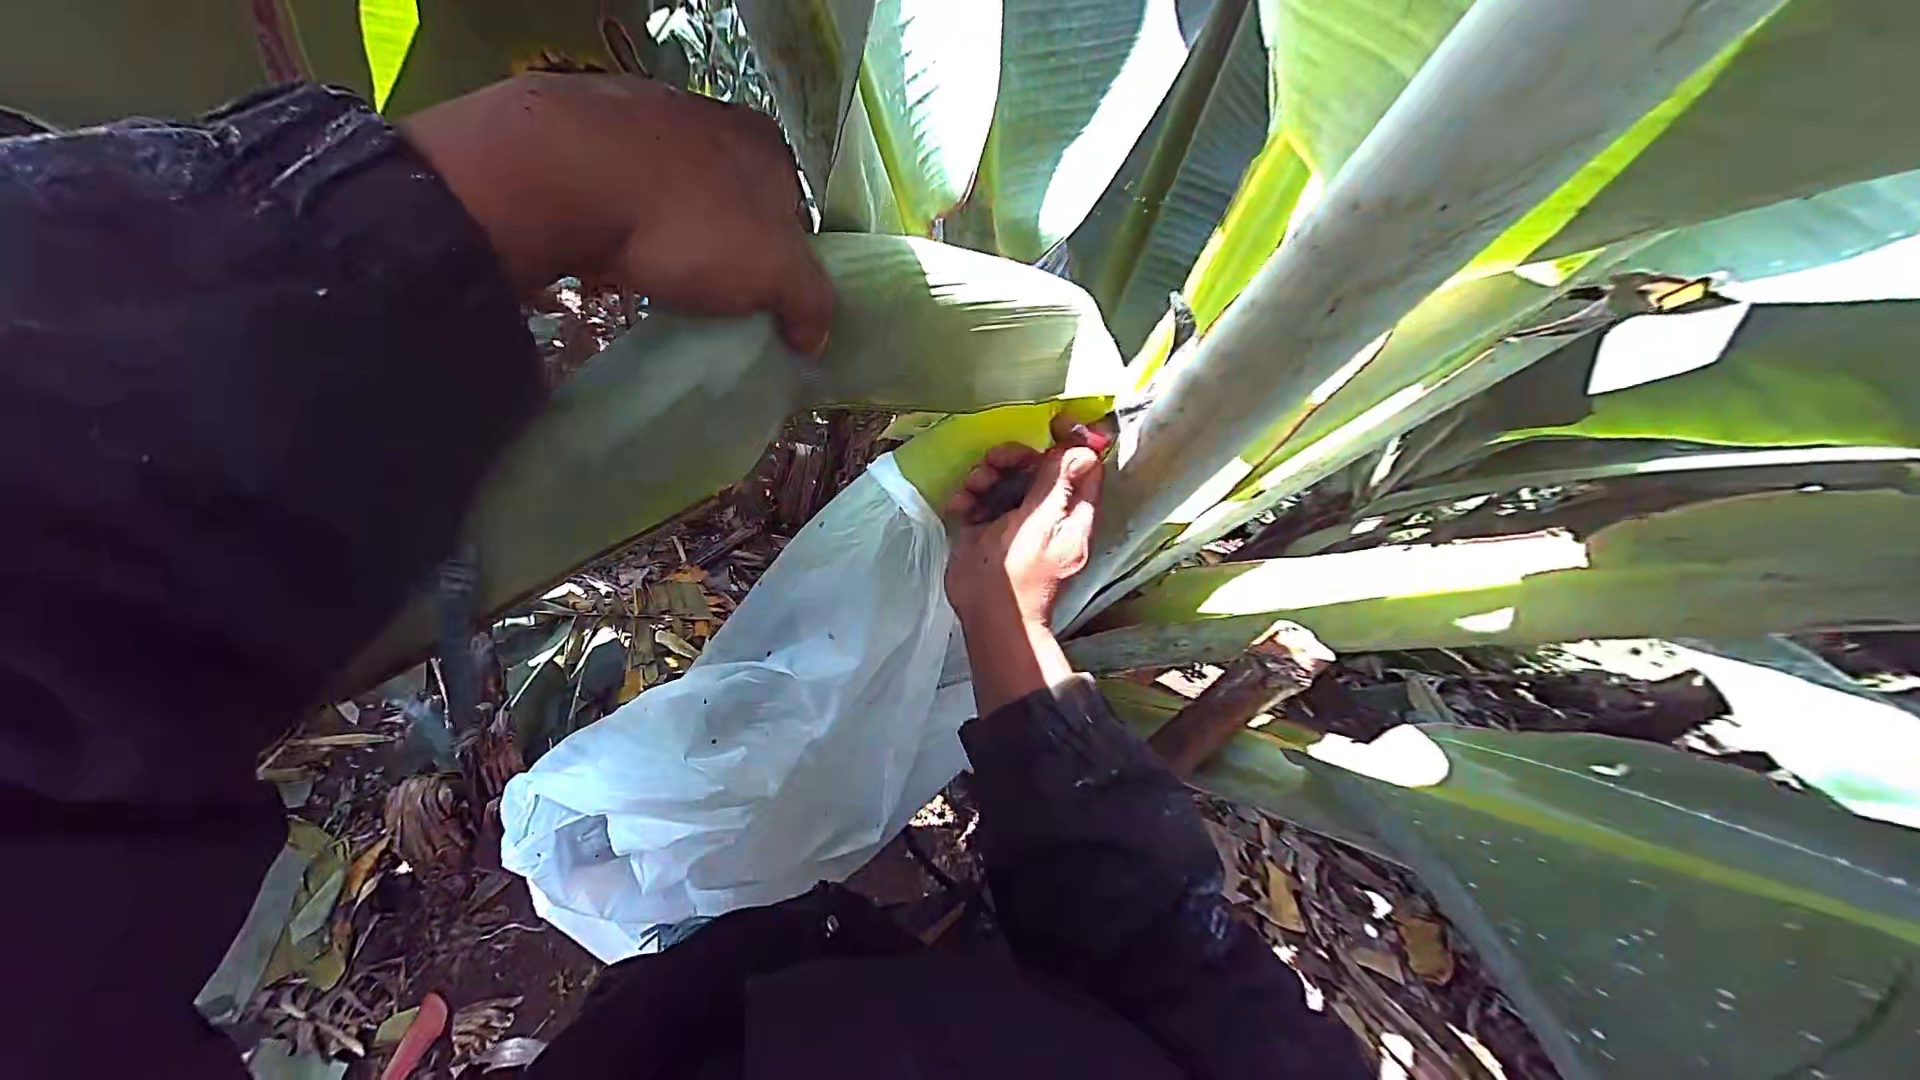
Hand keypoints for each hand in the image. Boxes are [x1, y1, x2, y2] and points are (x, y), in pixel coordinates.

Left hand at [401, 74, 832, 353]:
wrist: (565, 177)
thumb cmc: (694, 224)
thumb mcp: (778, 274)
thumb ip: (812, 303)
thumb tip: (815, 337)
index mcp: (770, 146)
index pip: (800, 216)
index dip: (793, 264)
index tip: (772, 300)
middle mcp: (715, 121)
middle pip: (745, 207)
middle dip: (739, 253)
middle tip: (726, 297)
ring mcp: (650, 122)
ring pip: (689, 200)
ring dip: (688, 242)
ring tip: (674, 281)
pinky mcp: (593, 138)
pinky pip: (637, 196)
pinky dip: (640, 228)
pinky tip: (631, 256)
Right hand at [945, 415, 1103, 713]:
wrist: (987, 617)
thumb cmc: (1017, 574)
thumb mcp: (1039, 524)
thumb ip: (1057, 485)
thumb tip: (1084, 448)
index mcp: (1072, 513)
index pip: (1083, 465)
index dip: (1070, 442)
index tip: (1050, 426)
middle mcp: (1048, 512)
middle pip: (1038, 467)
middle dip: (1014, 458)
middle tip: (993, 464)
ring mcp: (1018, 520)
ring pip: (1007, 479)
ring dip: (986, 476)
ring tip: (971, 491)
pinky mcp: (991, 528)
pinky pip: (985, 499)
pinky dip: (971, 497)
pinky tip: (960, 507)